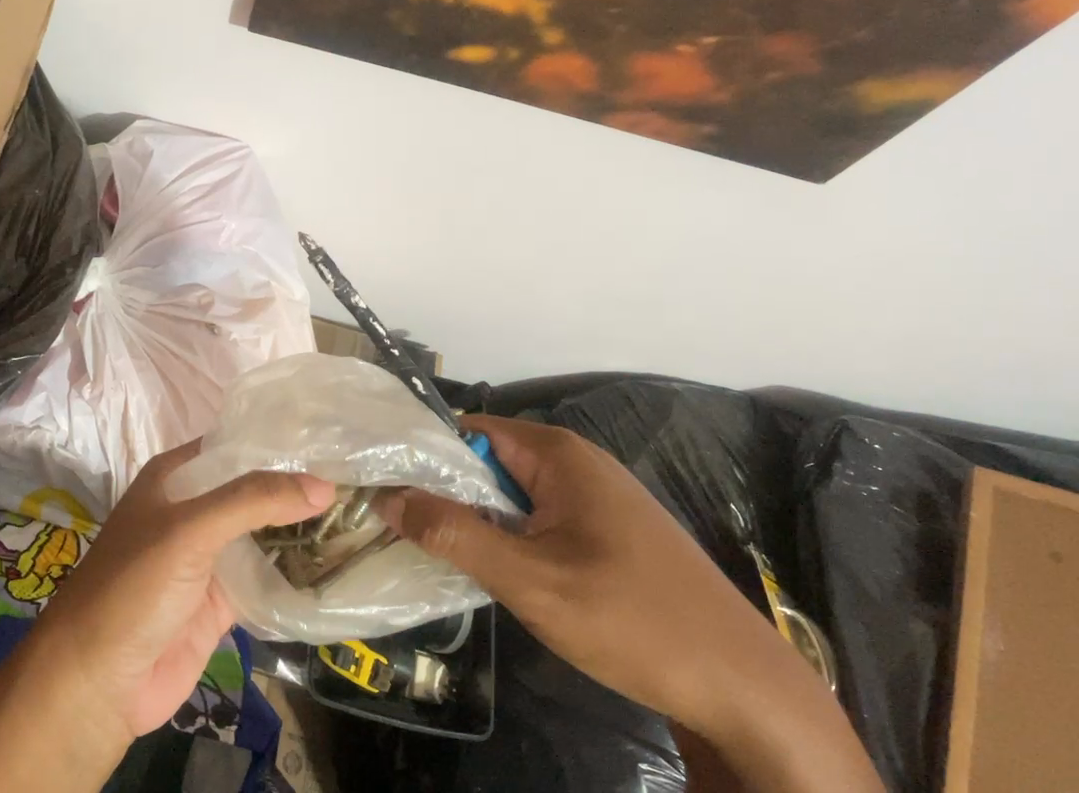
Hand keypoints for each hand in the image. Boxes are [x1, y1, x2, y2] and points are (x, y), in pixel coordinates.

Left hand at [34, 441, 335, 734]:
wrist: (99, 678)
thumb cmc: (134, 587)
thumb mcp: (189, 530)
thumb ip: (252, 501)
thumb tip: (323, 485)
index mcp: (173, 478)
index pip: (233, 446)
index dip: (278, 444)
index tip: (336, 441)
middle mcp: (191, 511)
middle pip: (254, 492)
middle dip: (299, 490)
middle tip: (365, 483)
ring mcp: (206, 559)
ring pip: (263, 537)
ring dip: (303, 534)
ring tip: (368, 520)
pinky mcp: (220, 603)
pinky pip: (265, 581)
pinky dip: (295, 576)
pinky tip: (340, 568)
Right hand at [377, 415, 881, 792]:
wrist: (747, 690)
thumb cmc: (634, 622)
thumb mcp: (530, 579)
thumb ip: (453, 533)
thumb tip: (385, 495)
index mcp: (558, 454)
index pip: (464, 431)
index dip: (418, 456)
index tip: (375, 485)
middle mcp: (575, 462)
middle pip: (483, 461)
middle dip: (439, 491)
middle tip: (387, 523)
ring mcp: (593, 498)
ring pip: (507, 495)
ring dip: (469, 519)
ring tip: (422, 547)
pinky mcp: (603, 534)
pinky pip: (534, 519)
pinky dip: (502, 537)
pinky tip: (480, 568)